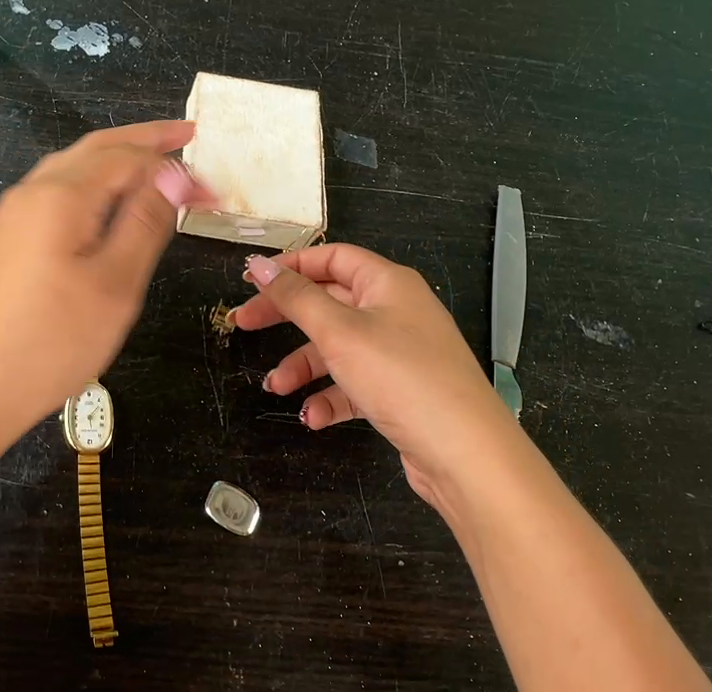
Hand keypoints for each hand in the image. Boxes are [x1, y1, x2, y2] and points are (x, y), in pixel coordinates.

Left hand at [0, 121, 210, 499]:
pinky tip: (105, 206)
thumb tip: (173, 175)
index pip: (128, 158)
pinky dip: (91, 184)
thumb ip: (145, 223)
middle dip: (142, 139)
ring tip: (153, 164)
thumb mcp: (114, 284)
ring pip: (71, 168)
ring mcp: (11, 215)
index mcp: (61, 195)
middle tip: (186, 136)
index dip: (173, 165)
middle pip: (95, 148)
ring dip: (114, 159)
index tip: (214, 188)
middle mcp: (32, 192)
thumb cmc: (50, 342)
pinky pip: (55, 193)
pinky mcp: (4, 240)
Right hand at [235, 245, 517, 506]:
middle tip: (244, 325)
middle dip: (286, 316)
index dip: (291, 265)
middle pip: (329, 301)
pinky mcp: (402, 391)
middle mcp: (396, 310)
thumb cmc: (401, 377)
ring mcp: (401, 352)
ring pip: (338, 346)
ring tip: (275, 387)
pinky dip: (331, 396)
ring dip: (304, 365)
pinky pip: (355, 383)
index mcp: (387, 283)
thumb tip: (258, 264)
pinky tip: (313, 417)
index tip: (252, 280)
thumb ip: (295, 296)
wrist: (466, 454)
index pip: (332, 257)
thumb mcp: (338, 332)